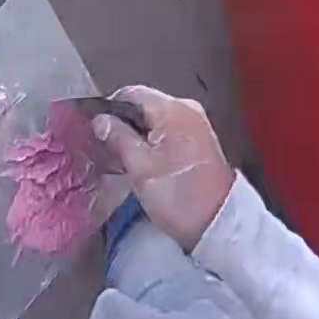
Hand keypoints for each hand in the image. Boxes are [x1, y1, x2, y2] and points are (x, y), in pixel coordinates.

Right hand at [94, 85, 234, 251]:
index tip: (98, 130)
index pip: (131, 93)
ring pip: (157, 118)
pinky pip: (170, 129)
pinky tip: (146, 160)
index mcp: (172, 108)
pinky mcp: (202, 139)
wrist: (219, 225)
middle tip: (109, 146)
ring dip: (139, 133)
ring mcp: (197, 122)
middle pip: (145, 104)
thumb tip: (100, 119)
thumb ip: (118, 137)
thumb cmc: (177, 195)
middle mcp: (187, 107)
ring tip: (125, 156)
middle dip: (125, 122)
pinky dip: (155, 139)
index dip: (110, 108)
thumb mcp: (140, 167)